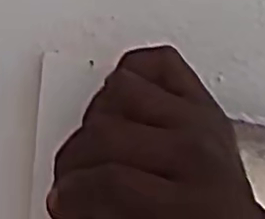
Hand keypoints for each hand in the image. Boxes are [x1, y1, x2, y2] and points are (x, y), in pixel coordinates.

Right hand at [49, 46, 264, 218]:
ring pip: (122, 86)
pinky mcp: (204, 100)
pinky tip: (120, 101)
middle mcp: (198, 152)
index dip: (74, 195)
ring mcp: (202, 120)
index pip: (112, 181)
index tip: (60, 203)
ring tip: (91, 142)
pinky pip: (158, 61)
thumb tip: (72, 203)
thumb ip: (112, 210)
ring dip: (97, 115)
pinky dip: (132, 72)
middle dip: (75, 160)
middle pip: (108, 132)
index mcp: (193, 203)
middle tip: (67, 181)